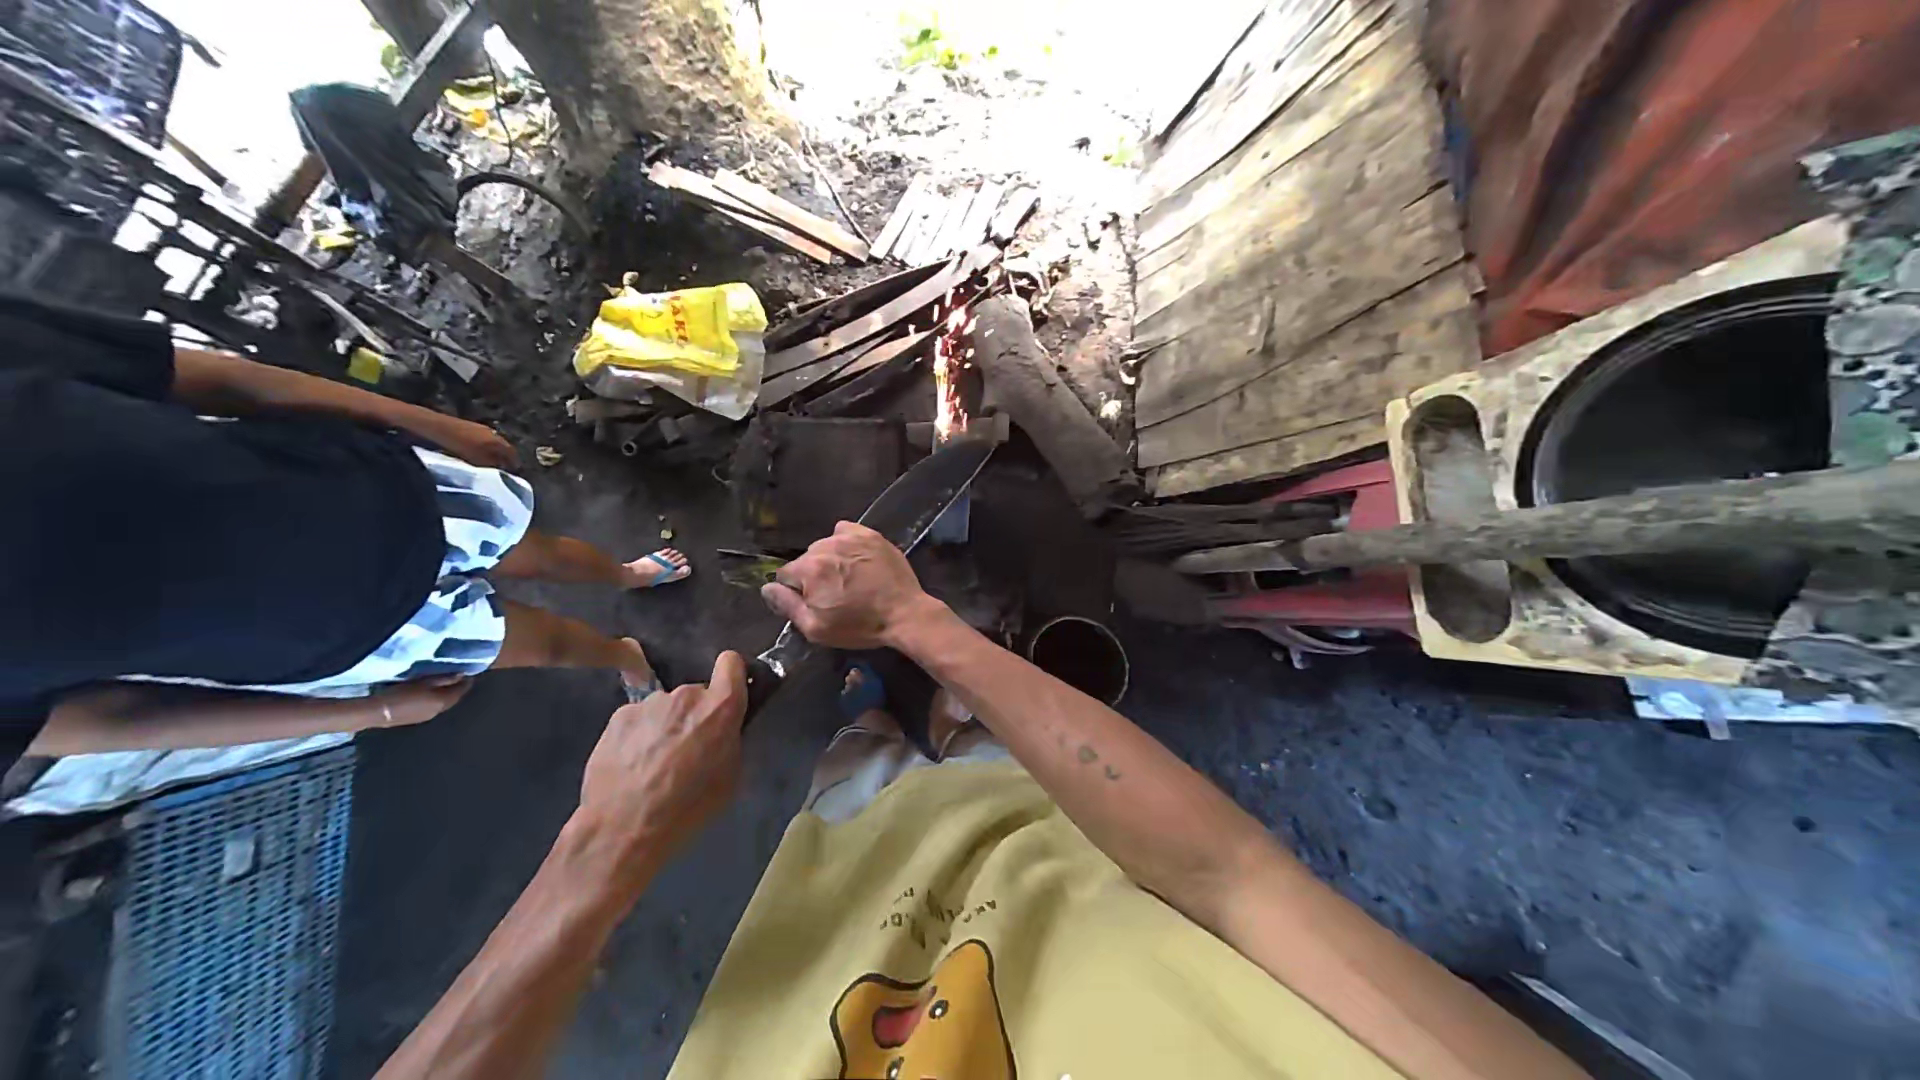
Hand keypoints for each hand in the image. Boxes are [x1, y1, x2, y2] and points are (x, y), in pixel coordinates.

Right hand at [371, 676, 472, 726]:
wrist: (378, 711)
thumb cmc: (402, 692)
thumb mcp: (424, 681)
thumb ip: (445, 679)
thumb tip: (462, 675)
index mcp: (444, 701)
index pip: (461, 690)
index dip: (466, 682)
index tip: (469, 674)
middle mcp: (440, 710)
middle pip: (454, 698)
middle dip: (458, 689)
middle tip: (459, 679)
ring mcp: (429, 716)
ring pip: (445, 704)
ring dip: (448, 695)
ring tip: (447, 686)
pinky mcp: (419, 719)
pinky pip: (435, 708)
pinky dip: (438, 701)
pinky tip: (433, 696)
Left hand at [428, 415, 519, 469]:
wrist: (438, 427)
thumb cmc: (460, 446)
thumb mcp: (479, 460)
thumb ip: (494, 465)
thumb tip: (503, 469)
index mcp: (500, 443)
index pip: (513, 455)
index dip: (514, 464)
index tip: (513, 471)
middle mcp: (496, 434)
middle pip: (504, 448)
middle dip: (504, 457)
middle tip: (503, 466)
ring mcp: (484, 429)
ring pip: (494, 443)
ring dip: (494, 451)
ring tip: (490, 459)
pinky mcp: (473, 426)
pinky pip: (485, 439)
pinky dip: (486, 446)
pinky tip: (479, 451)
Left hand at [577, 652, 747, 877]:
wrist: (624, 827)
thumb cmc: (689, 806)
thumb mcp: (730, 777)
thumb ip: (731, 739)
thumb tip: (726, 728)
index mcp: (720, 707)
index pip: (731, 662)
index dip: (730, 675)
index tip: (727, 693)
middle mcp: (686, 695)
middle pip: (696, 693)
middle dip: (694, 714)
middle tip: (686, 749)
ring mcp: (649, 703)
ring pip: (665, 708)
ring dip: (665, 725)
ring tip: (653, 762)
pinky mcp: (618, 716)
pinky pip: (638, 719)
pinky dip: (638, 735)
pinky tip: (631, 765)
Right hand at [759, 521, 942, 649]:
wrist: (905, 613)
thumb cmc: (859, 625)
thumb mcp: (816, 628)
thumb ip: (787, 605)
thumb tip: (767, 588)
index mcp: (809, 569)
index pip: (785, 575)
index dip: (797, 592)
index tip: (815, 603)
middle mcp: (825, 547)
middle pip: (806, 560)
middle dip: (814, 575)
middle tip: (836, 594)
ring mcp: (849, 537)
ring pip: (825, 546)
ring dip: (830, 560)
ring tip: (850, 578)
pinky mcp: (870, 534)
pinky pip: (845, 531)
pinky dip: (845, 543)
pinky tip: (857, 559)